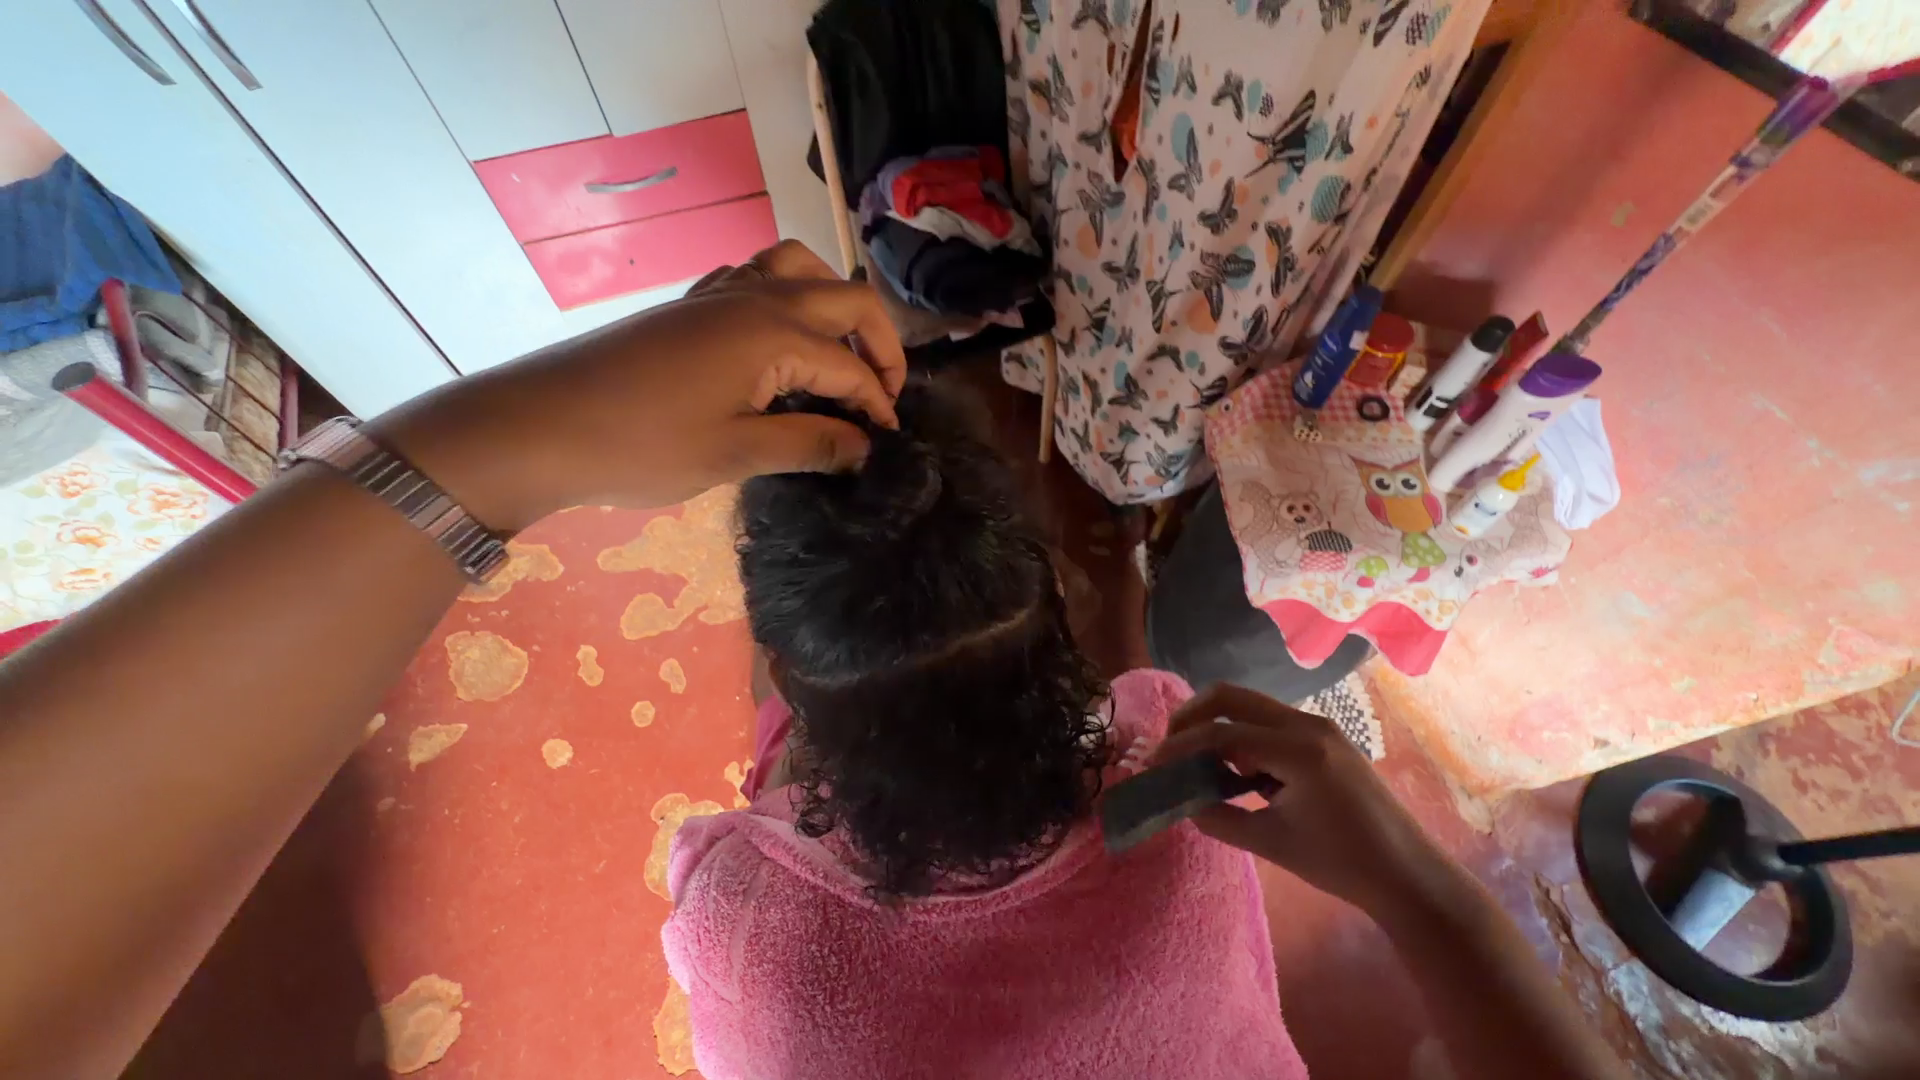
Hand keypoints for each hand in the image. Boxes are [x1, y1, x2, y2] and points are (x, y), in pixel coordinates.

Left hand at [370, 241, 906, 531]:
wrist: (541, 425)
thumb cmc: (643, 446)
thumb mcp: (736, 453)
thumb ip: (810, 445)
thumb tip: (863, 447)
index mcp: (774, 334)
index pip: (850, 365)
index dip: (878, 404)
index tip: (887, 440)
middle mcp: (756, 298)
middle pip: (844, 298)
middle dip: (879, 342)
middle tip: (883, 393)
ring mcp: (718, 293)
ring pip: (798, 268)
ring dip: (833, 303)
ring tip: (839, 350)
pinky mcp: (690, 304)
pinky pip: (754, 275)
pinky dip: (785, 295)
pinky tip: (778, 338)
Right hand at [1151, 683, 1459, 918]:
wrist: (1409, 875)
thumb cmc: (1341, 864)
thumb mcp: (1270, 843)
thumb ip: (1218, 817)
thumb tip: (1181, 800)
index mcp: (1298, 750)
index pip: (1222, 732)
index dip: (1180, 746)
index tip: (1152, 764)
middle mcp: (1308, 725)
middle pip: (1231, 696)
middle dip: (1191, 717)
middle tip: (1169, 748)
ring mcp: (1320, 727)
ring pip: (1249, 706)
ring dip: (1217, 725)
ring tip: (1198, 764)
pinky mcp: (1325, 737)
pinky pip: (1269, 721)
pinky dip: (1242, 735)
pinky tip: (1236, 771)